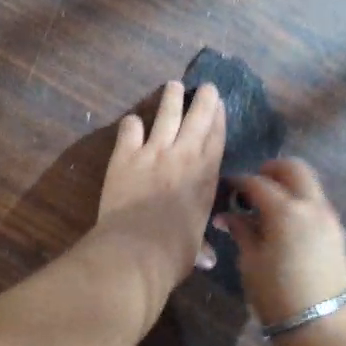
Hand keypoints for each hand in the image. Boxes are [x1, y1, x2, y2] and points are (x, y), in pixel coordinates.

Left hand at [95, 81, 225, 284]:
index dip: (219, 121)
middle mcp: (184, 157)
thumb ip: (202, 246)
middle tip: (206, 86)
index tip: (220, 105)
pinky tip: (132, 121)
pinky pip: (130, 129)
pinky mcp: (125, 155)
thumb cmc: (174, 253)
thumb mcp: (196, 247)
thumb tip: (208, 260)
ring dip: (171, 99)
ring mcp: (154, 152)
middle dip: (204, 101)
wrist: (137, 247)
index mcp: (206, 178)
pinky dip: (132, 123)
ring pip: (166, 115)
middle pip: (198, 120)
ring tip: (173, 85)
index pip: (216, 140)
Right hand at [218, 160, 345, 333]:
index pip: (257, 183)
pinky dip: (300, 203)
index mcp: (286, 211)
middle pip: (294, 168)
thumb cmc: (276, 296)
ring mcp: (330, 220)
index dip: (238, 182)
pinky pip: (317, 205)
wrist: (320, 330)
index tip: (226, 189)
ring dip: (288, 187)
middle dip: (271, 170)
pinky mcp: (339, 235)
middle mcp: (312, 207)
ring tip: (267, 208)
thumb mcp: (250, 262)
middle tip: (253, 186)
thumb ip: (242, 230)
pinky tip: (285, 226)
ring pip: (310, 185)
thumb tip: (230, 216)